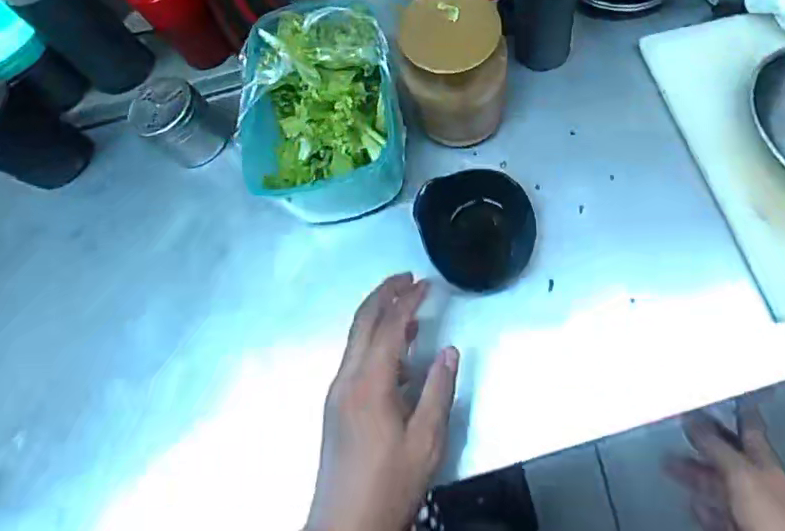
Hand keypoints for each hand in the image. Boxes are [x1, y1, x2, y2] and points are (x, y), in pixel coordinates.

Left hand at [307, 273, 459, 530]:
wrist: (344, 528)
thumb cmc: (389, 485)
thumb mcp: (426, 442)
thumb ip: (438, 391)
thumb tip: (449, 350)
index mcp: (368, 383)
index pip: (388, 325)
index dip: (408, 299)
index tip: (426, 283)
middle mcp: (346, 379)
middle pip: (362, 320)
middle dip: (384, 292)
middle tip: (409, 278)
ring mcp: (337, 392)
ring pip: (356, 338)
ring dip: (379, 316)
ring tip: (408, 311)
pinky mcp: (335, 406)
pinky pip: (354, 357)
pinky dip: (374, 341)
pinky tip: (398, 357)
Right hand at [662, 399, 784, 530]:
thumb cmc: (767, 509)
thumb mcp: (739, 471)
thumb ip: (716, 445)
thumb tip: (692, 419)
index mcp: (761, 458)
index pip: (747, 424)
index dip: (734, 408)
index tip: (717, 392)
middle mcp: (754, 477)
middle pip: (725, 453)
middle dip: (701, 441)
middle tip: (678, 426)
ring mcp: (747, 503)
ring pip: (716, 483)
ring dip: (693, 473)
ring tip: (666, 464)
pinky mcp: (737, 525)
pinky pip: (717, 511)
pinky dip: (703, 507)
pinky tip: (692, 502)